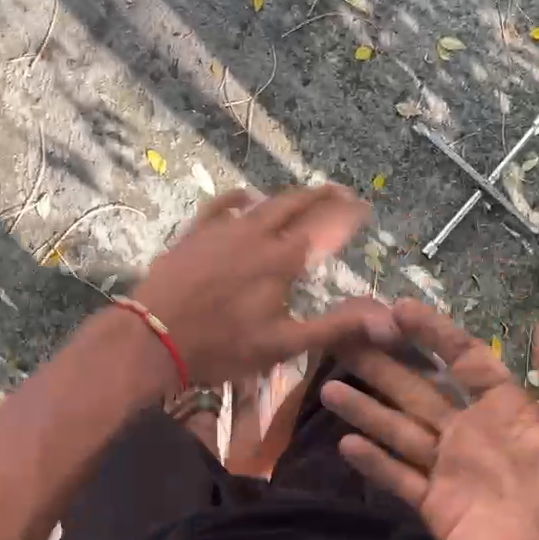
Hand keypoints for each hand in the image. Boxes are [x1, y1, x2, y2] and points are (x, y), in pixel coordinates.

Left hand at [132, 185, 398, 385]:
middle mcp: (257, 234)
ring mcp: (223, 230)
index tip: (365, 207)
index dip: (349, 215)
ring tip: (306, 194)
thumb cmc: (221, 347)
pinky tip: (246, 196)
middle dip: (324, 196)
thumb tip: (386, 318)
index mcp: (283, 260)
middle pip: (297, 204)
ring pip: (264, 202)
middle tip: (342, 192)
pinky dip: (240, 197)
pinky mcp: (195, 233)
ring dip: (289, 196)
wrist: (152, 338)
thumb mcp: (283, 345)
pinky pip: (222, 204)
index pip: (327, 226)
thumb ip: (335, 327)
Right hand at [321, 300, 538, 539]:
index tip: (397, 309)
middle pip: (418, 389)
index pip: (462, 358)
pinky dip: (374, 462)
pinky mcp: (438, 507)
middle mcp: (471, 432)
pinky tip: (345, 443)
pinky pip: (400, 478)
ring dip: (366, 409)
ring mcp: (451, 470)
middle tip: (344, 339)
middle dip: (383, 365)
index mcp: (507, 407)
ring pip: (399, 429)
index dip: (432, 333)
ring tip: (328, 387)